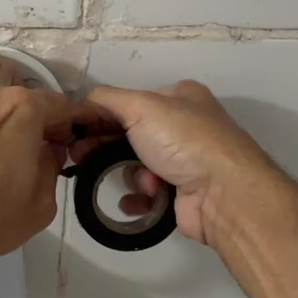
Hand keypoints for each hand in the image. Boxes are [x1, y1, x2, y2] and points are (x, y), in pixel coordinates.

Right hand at [71, 80, 277, 245]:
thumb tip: (80, 104)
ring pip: (134, 165)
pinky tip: (142, 200)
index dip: (97, 115)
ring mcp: (183, 160)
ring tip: (143, 182)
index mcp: (178, 96)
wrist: (223, 193)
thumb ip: (106, 100)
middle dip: (106, 148)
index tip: (73, 132)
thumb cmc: (183, 141)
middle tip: (81, 159)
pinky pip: (146, 192)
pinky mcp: (181, 191)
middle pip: (127, 134)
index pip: (126, 101)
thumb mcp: (141, 106)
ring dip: (131, 174)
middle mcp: (182, 125)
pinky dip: (139, 197)